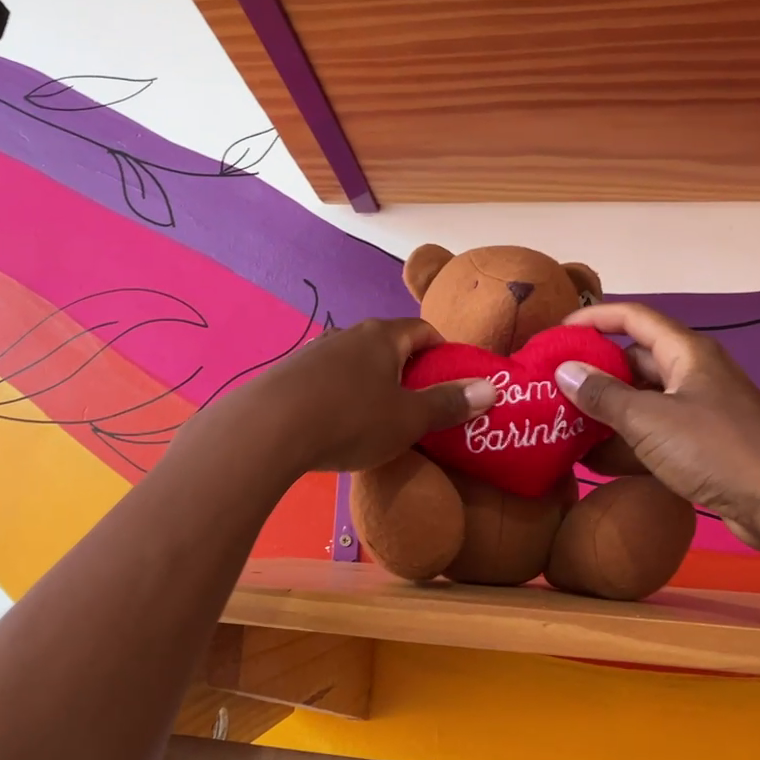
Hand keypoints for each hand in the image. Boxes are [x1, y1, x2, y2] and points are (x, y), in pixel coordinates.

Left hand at [197, 318, 494, 474]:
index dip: (441, 351)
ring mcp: (315, 352)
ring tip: (377, 418)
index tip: (451, 377)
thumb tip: (491, 388)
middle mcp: (349, 335)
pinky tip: (336, 425)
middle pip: (388, 344)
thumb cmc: (350, 420)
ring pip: (355, 362)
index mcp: (383, 336)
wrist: (267, 429)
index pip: (422, 329)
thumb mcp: (408, 419)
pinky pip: (327, 380)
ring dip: (371, 383)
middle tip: (418, 404)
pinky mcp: (289, 375)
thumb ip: (448, 403)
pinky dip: (341, 396)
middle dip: (406, 369)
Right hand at [554, 303, 759, 550]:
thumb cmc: (716, 449)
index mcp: (686, 353)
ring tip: (562, 423)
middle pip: (635, 361)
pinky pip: (655, 434)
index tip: (557, 332)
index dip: (594, 318)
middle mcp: (693, 375)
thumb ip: (604, 396)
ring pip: (643, 401)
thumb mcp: (650, 420)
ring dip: (607, 411)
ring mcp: (700, 412)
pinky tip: (593, 459)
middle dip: (595, 371)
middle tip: (553, 385)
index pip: (633, 318)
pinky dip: (626, 442)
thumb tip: (564, 371)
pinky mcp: (703, 447)